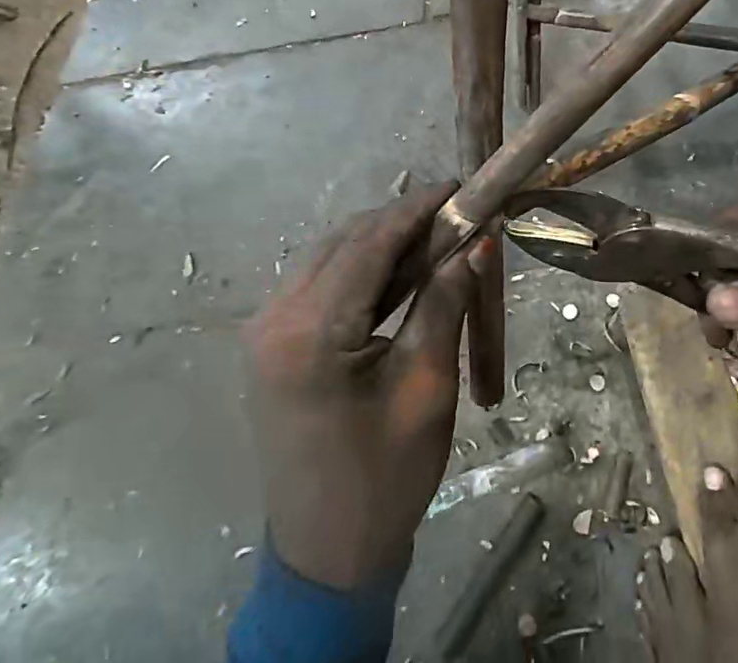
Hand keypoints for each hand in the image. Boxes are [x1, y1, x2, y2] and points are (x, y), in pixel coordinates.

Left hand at [242, 182, 491, 588]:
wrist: (326, 553)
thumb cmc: (385, 480)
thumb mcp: (426, 388)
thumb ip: (444, 304)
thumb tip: (473, 244)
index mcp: (309, 332)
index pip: (367, 245)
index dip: (414, 210)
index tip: (455, 186)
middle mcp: (273, 317)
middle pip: (341, 244)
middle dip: (396, 224)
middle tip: (451, 216)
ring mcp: (263, 329)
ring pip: (325, 260)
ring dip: (375, 246)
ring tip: (430, 240)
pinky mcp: (268, 344)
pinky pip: (315, 286)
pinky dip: (354, 272)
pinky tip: (392, 274)